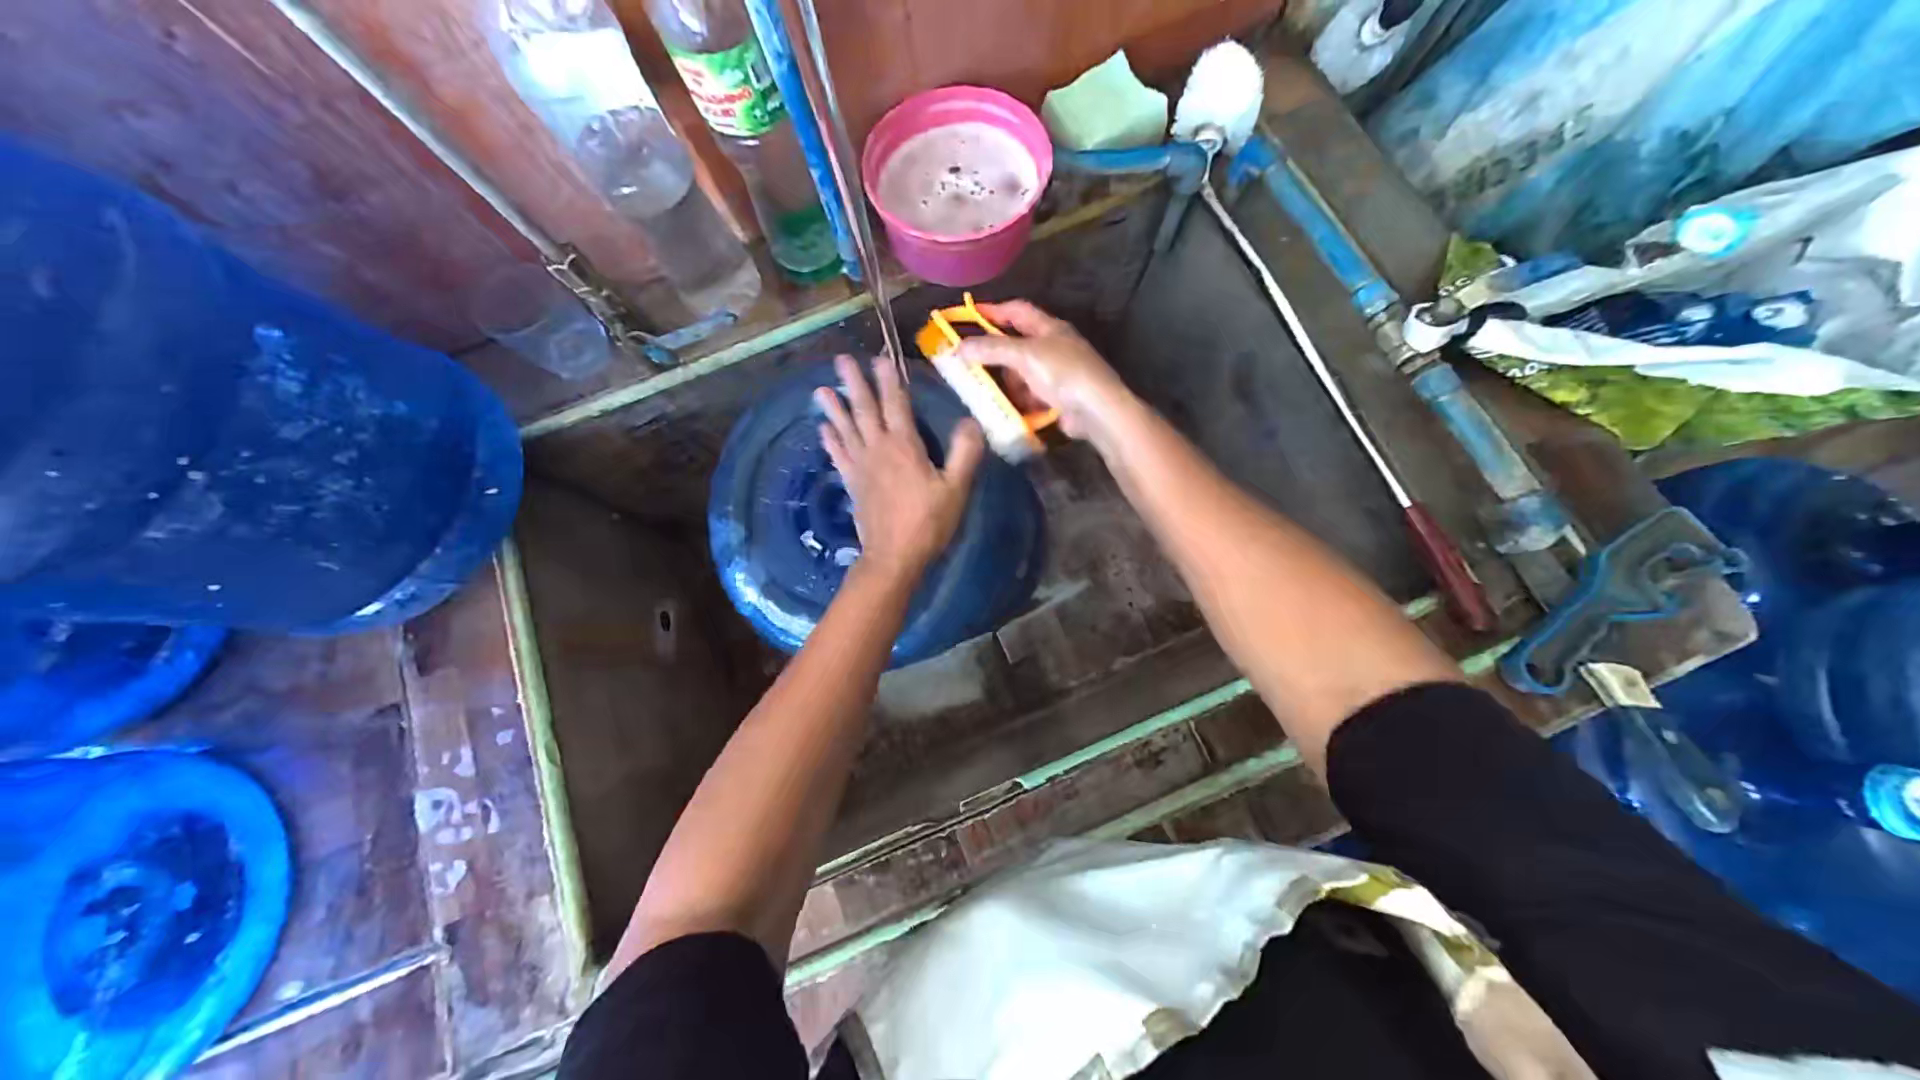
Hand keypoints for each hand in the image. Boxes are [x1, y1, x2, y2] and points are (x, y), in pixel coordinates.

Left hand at [816, 354, 985, 580]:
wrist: (893, 557)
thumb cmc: (928, 523)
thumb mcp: (956, 489)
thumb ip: (964, 453)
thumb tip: (971, 421)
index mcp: (904, 446)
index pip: (896, 404)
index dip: (888, 379)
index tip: (880, 357)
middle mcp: (878, 449)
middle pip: (864, 410)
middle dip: (855, 383)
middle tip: (841, 359)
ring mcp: (861, 466)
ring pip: (845, 429)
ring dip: (834, 408)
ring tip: (821, 388)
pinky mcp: (852, 484)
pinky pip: (838, 455)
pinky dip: (830, 440)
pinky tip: (822, 428)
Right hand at [951, 300, 1137, 445]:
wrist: (1097, 410)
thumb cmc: (1063, 373)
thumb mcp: (1024, 355)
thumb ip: (991, 349)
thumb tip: (958, 347)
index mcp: (1050, 327)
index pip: (1017, 311)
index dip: (993, 310)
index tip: (968, 316)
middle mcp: (1054, 347)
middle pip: (1016, 346)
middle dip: (998, 357)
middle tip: (975, 365)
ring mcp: (1057, 374)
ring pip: (1021, 374)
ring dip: (1011, 385)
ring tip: (1002, 395)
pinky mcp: (1058, 398)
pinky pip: (1030, 396)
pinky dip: (1022, 402)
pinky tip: (1018, 410)